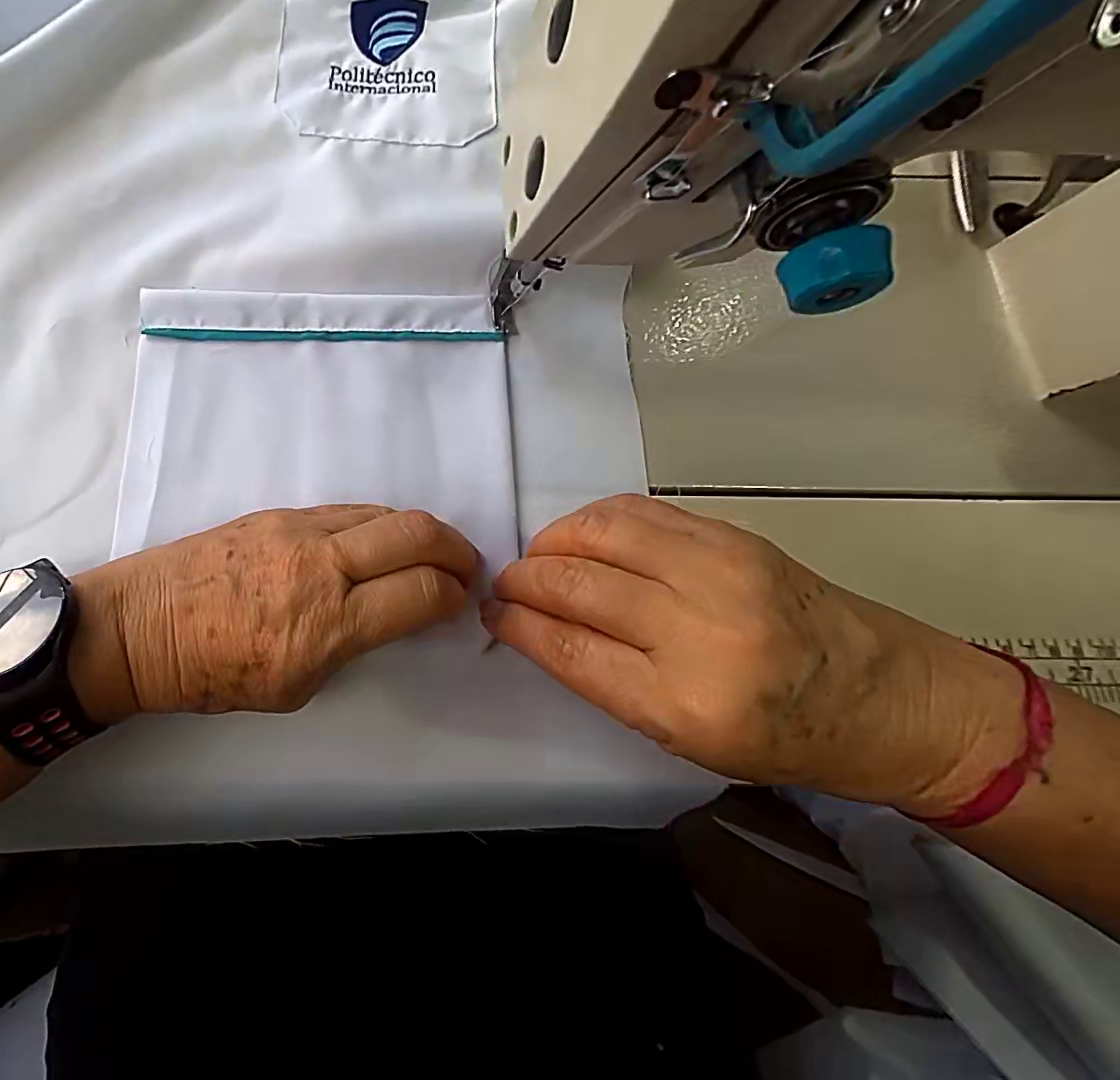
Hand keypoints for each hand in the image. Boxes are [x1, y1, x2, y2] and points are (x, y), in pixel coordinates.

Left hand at [69, 506, 479, 720]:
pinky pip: (339, 512)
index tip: (457, 602)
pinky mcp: (271, 514)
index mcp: (326, 624)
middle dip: (454, 549)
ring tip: (418, 555)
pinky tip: (365, 546)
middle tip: (461, 568)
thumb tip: (380, 615)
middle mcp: (317, 566)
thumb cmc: (210, 672)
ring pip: (379, 514)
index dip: (452, 597)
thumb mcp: (293, 686)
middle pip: (415, 534)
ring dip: (413, 534)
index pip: (421, 593)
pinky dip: (369, 526)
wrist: (143, 626)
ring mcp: (293, 531)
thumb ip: (346, 646)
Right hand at [481, 495, 1027, 816]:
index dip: (514, 622)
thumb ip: (595, 674)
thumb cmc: (776, 735)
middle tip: (506, 587)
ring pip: (596, 533)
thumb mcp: (674, 732)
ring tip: (543, 562)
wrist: (894, 702)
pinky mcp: (735, 537)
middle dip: (520, 579)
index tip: (492, 612)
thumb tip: (525, 621)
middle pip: (572, 583)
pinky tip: (584, 543)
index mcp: (685, 700)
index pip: (566, 646)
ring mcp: (725, 572)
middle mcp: (705, 630)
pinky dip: (589, 522)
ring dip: (549, 544)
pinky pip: (633, 510)